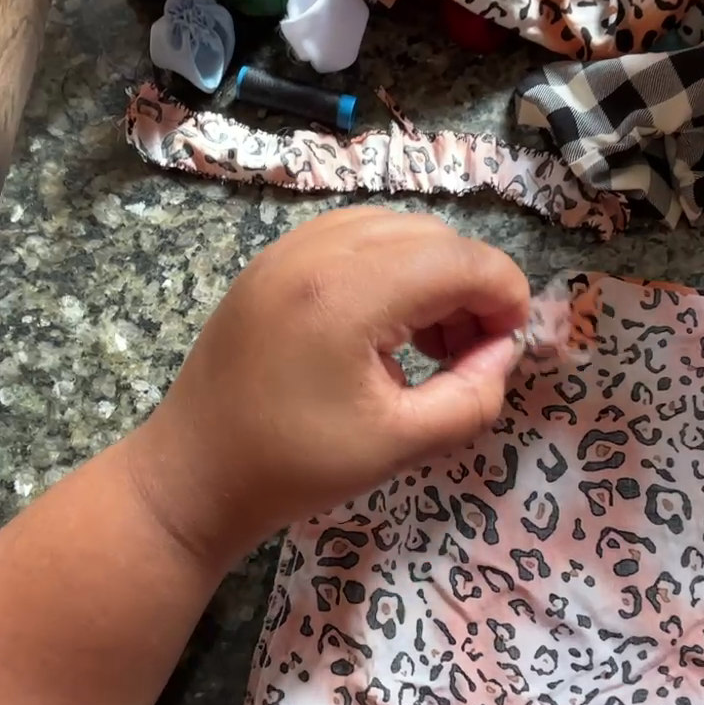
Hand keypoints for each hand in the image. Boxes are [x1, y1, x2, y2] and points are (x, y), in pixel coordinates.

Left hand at [127, 207, 530, 563]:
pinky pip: (351, 239)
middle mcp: (316, 249)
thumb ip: (472, 397)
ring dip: (430, 274)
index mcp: (348, 292)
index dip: (505, 295)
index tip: (510, 345)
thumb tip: (503, 352)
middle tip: (470, 353)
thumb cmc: (293, 469)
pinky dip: (387, 269)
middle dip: (470, 286)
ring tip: (430, 341)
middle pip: (431, 237)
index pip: (461, 259)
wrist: (193, 475)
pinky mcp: (269, 263)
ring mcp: (285, 249)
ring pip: (393, 229)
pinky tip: (384, 324)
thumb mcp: (400, 445)